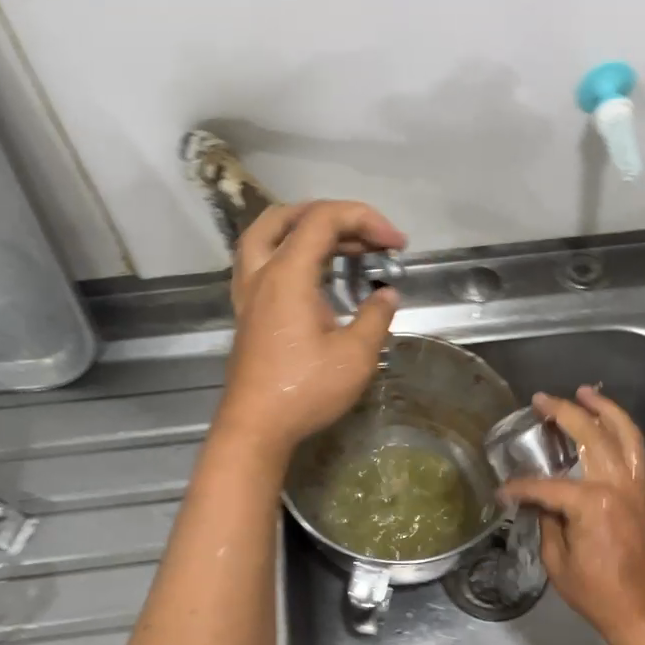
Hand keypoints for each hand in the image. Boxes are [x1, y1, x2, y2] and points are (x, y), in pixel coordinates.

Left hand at [219, 200, 406, 454]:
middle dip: (332, 217)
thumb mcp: (355, 356)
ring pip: (266, 237)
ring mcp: (249, 294)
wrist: (257, 427)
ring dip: (302, 230)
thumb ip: (375, 317)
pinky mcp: (247, 314)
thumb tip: (386, 294)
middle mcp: (261, 274)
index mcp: (287, 274)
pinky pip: (261, 263)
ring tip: (338, 246)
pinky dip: (288, 255)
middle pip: (288, 217)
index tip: (397, 244)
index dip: (365, 220)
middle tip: (365, 237)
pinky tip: (312, 278)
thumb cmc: (306, 391)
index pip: (324, 219)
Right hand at [500, 386, 644, 640]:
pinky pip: (635, 453)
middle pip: (592, 437)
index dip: (521, 487)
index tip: (502, 491)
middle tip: (542, 401)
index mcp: (592, 505)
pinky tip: (607, 425)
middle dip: (565, 414)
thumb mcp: (557, 561)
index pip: (547, 485)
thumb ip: (547, 522)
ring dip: (606, 410)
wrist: (640, 610)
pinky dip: (623, 433)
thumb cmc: (596, 592)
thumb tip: (538, 501)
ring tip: (586, 393)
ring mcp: (634, 489)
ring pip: (625, 436)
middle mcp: (616, 487)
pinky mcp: (641, 496)